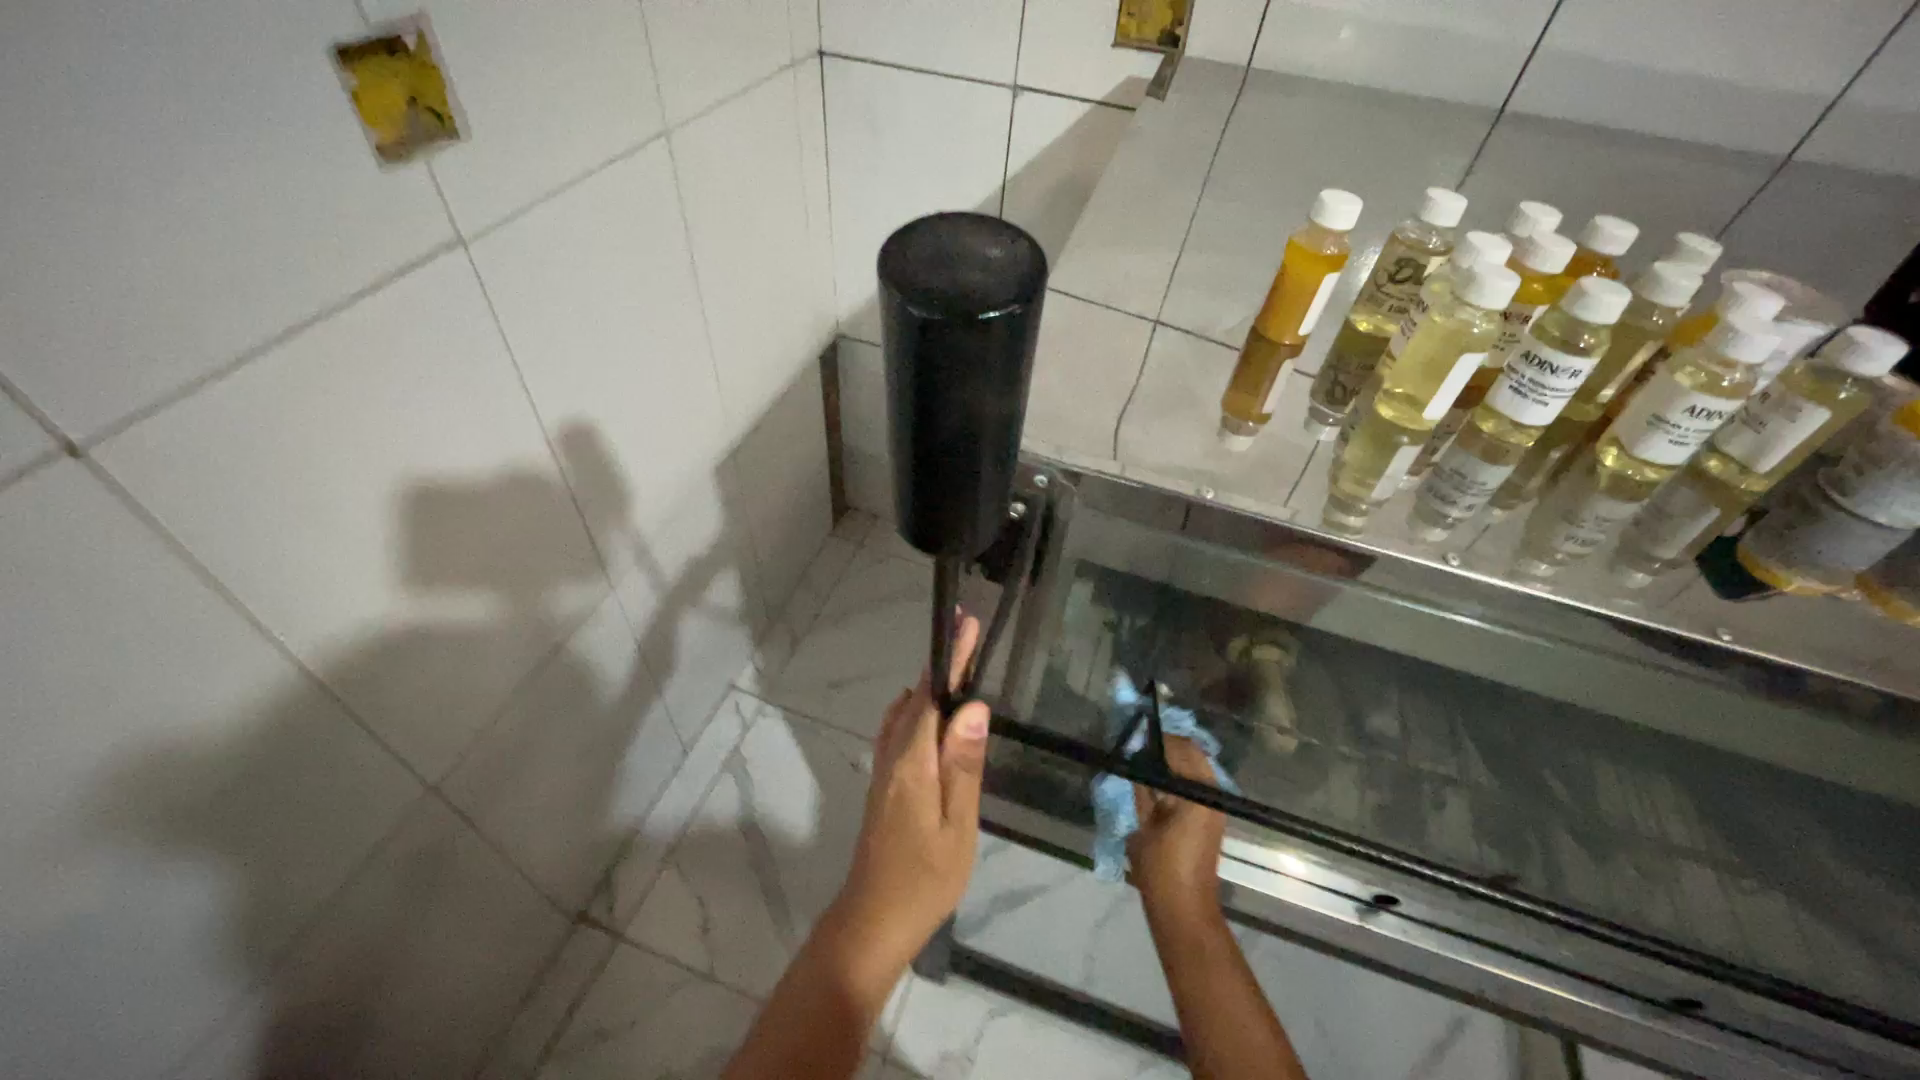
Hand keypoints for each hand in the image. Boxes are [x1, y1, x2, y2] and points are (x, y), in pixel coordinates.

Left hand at [829, 613, 989, 978]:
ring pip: (906, 714)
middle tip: (972, 635)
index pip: (934, 697)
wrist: (873, 920)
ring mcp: (883, 771)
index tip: (968, 623)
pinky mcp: (884, 786)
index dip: (952, 660)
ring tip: (958, 666)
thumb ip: (963, 766)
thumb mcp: (957, 826)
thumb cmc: (924, 879)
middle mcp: (892, 757)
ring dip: (931, 686)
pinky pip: (900, 732)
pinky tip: (931, 717)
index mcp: (912, 763)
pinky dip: (918, 710)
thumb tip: (973, 708)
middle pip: (918, 699)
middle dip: (944, 665)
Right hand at [1129, 737, 1226, 919]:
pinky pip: (1196, 784)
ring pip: (1195, 767)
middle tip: (1138, 746)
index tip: (1134, 733)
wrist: (1184, 907)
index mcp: (1196, 793)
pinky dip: (1179, 777)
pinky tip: (1156, 782)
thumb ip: (1142, 789)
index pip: (1178, 749)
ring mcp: (1215, 805)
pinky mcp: (1212, 816)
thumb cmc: (1160, 868)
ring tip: (1143, 761)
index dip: (1156, 739)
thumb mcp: (1142, 825)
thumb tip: (1136, 761)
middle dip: (1166, 746)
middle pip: (1192, 753)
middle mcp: (1211, 794)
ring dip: (1174, 760)